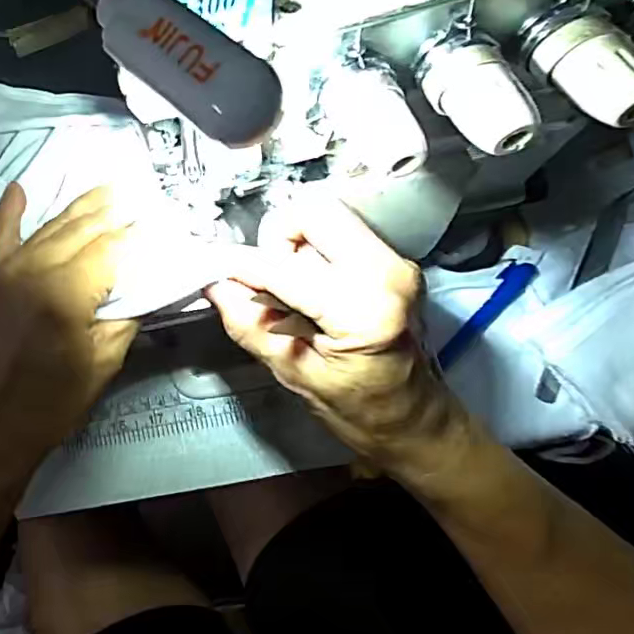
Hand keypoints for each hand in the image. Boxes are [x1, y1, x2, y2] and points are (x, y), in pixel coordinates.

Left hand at [0, 183, 138, 546]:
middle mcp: (32, 268)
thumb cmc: (47, 409)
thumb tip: (139, 287)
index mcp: (65, 291)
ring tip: (106, 190)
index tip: (161, 223)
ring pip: (48, 228)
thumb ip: (123, 317)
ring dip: (78, 208)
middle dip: (113, 212)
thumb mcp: (101, 366)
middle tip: (141, 197)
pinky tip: (21, 188)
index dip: (137, 235)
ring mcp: (3, 271)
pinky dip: (10, 210)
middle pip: (81, 229)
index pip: (110, 248)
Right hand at [207, 197, 488, 489]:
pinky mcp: (392, 259)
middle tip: (269, 283)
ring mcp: (394, 261)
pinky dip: (311, 252)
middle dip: (277, 241)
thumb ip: (250, 326)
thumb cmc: (361, 412)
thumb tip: (217, 286)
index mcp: (364, 309)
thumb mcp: (295, 375)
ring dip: (294, 247)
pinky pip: (337, 233)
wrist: (416, 420)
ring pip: (323, 218)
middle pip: (312, 213)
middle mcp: (386, 271)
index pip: (284, 267)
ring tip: (293, 295)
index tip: (220, 274)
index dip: (244, 269)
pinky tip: (311, 292)